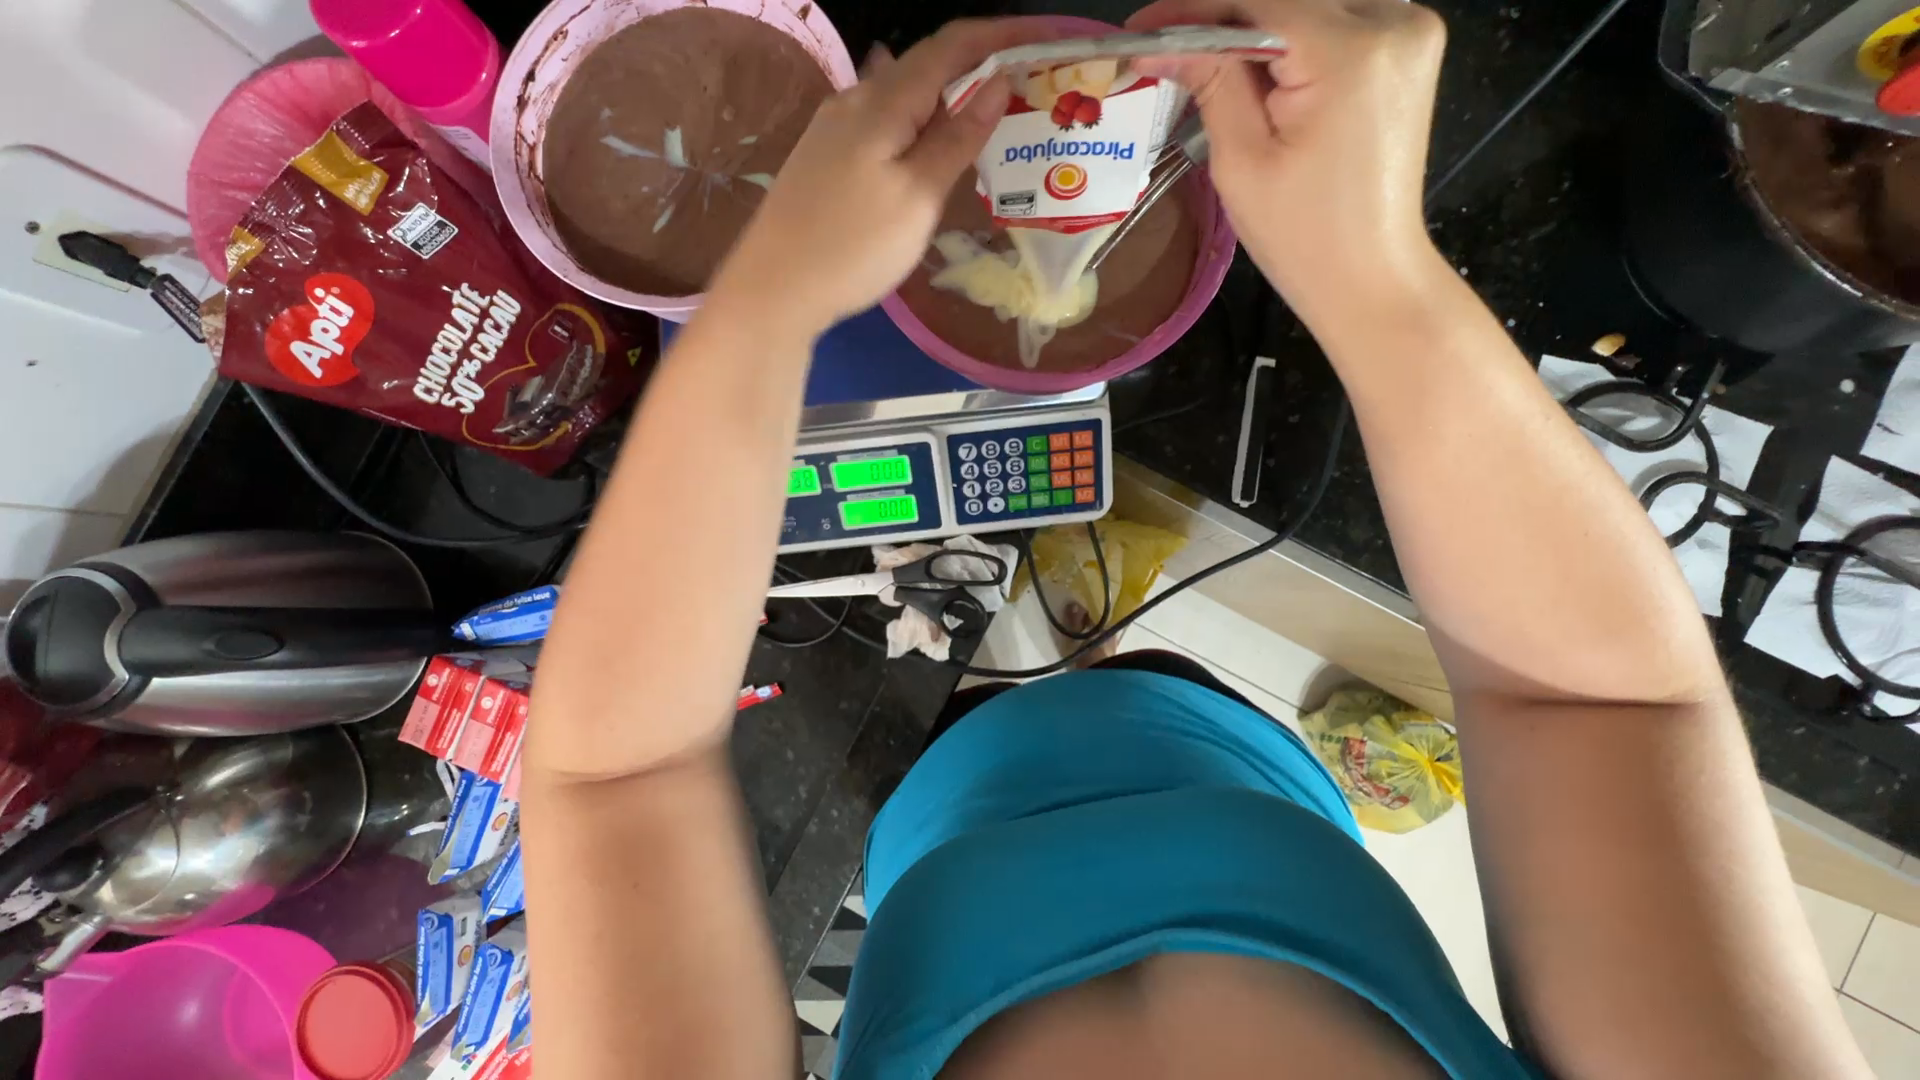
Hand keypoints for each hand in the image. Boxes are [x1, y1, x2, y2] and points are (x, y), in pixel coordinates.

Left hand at [709, 20, 1045, 336]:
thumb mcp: (918, 197)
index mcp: (883, 102)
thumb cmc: (853, 248)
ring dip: (945, 101)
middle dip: (976, 70)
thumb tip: (996, 84)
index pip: (950, 45)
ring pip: (901, 98)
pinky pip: (881, 124)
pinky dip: (916, 126)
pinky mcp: (823, 158)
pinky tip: (927, 150)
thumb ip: (956, 139)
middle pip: (924, 67)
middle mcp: (854, 100)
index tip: (1041, 40)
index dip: (999, 36)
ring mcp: (832, 128)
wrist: (773, 290)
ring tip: (983, 125)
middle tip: (1022, 93)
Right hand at [1128, 0, 1448, 323]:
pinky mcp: (1409, 49)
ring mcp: (1410, 29)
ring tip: (1211, 71)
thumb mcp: (1242, 161)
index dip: (1193, 11)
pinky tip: (1263, 78)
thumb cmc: (1301, 235)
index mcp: (1350, 51)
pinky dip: (1292, 42)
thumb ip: (1212, 83)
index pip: (1258, 2)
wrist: (1369, 276)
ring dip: (1257, 32)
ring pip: (1310, 7)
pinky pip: (1337, 23)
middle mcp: (1394, 19)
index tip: (1140, 29)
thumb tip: (1166, 43)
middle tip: (1169, 53)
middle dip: (1224, 22)